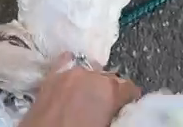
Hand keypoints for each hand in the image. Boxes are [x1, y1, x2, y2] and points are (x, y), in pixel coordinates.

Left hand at [21, 57, 140, 126]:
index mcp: (108, 90)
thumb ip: (115, 117)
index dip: (131, 99)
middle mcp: (90, 74)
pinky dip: (72, 74)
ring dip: (92, 84)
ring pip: (89, 73)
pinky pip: (66, 64)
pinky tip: (72, 83)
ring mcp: (68, 72)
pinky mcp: (51, 76)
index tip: (130, 107)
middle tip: (109, 109)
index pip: (129, 88)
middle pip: (108, 78)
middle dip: (111, 91)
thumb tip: (118, 113)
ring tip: (89, 100)